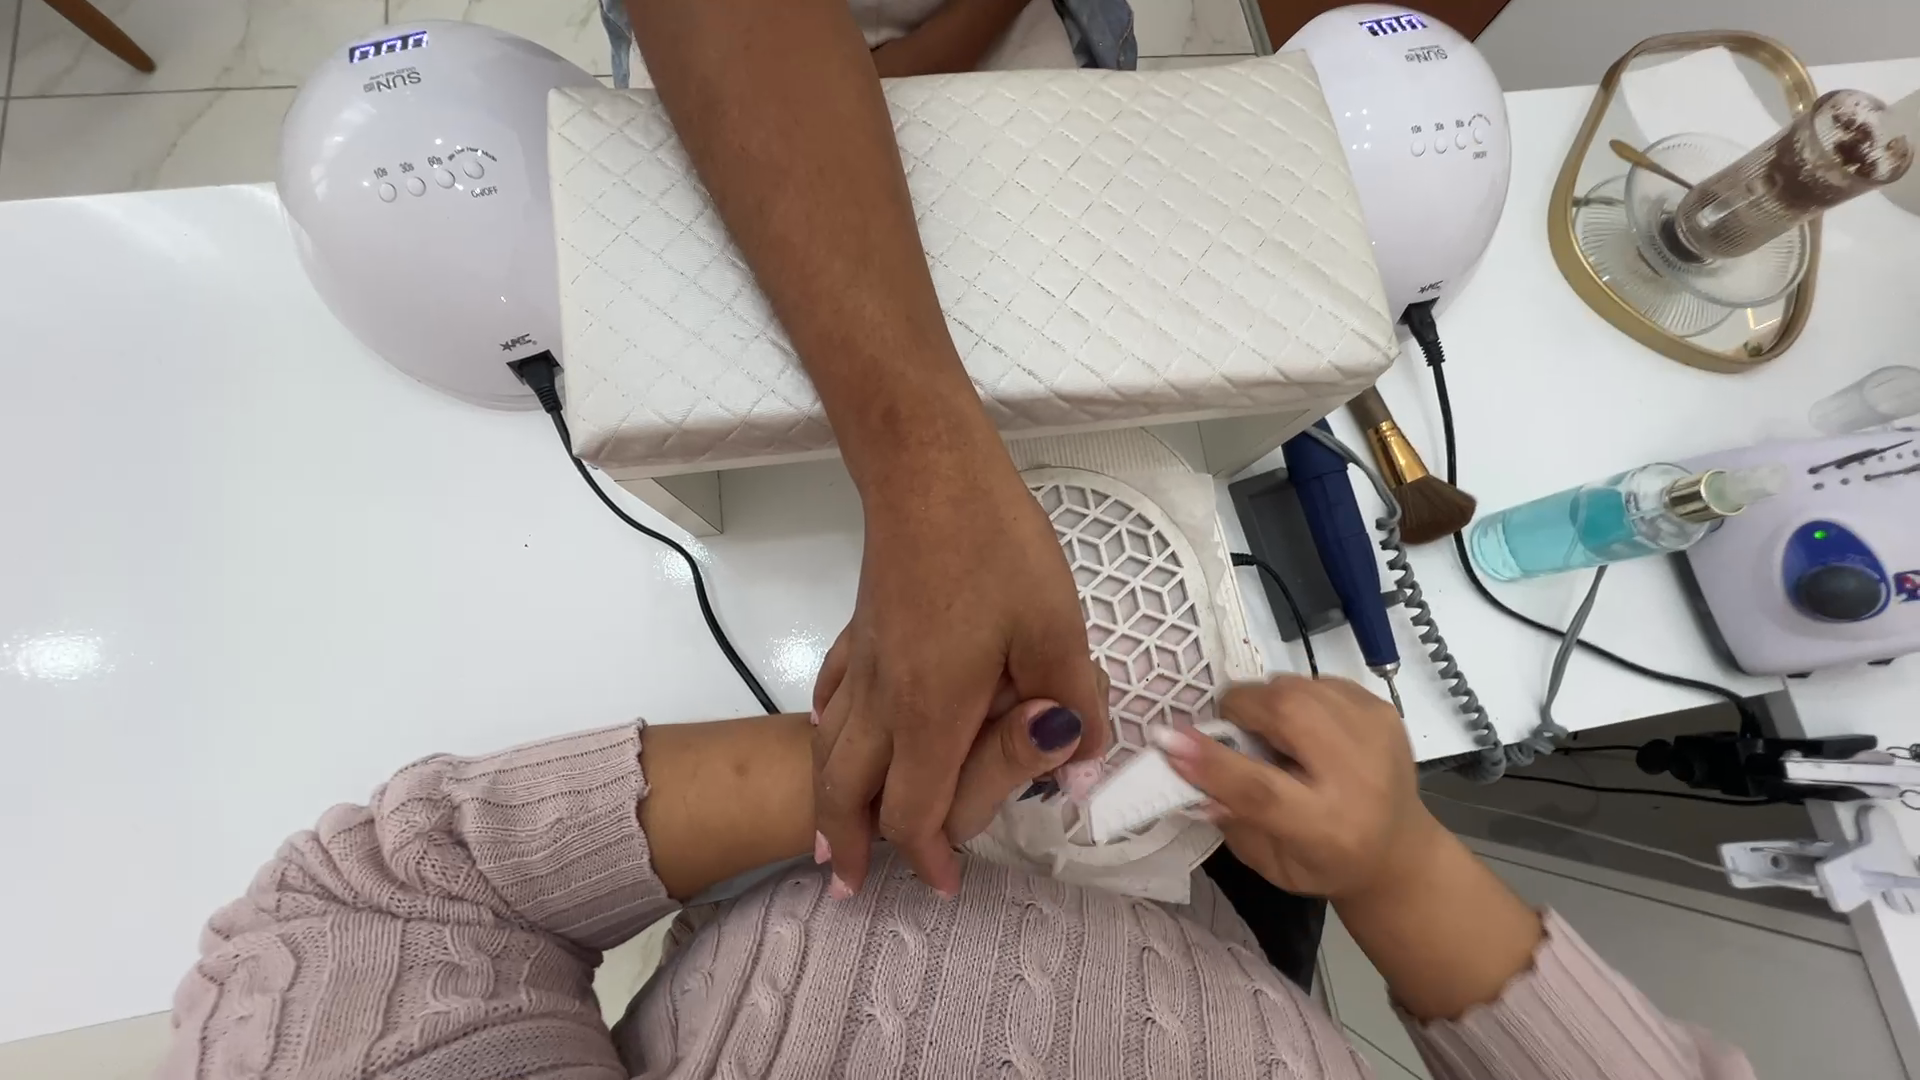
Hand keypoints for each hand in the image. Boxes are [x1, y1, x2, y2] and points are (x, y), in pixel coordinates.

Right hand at [812, 446, 1108, 895]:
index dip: (929, 853)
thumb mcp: (1057, 627)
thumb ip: (1072, 704)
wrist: (930, 474)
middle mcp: (883, 699)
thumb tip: (1076, 765)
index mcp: (932, 711)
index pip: (915, 810)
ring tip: (831, 835)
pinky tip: (831, 731)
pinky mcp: (858, 628)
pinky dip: (825, 732)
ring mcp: (862, 662)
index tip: (944, 882)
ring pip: (827, 751)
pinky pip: (827, 696)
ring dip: (828, 801)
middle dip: (855, 844)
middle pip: (847, 792)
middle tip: (858, 879)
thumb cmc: (997, 551)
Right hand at [1155, 676, 1441, 899]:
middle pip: (1287, 712)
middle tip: (1234, 732)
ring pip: (1294, 684)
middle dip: (1242, 710)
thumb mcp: (1270, 860)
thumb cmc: (1324, 861)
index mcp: (1328, 828)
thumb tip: (1185, 765)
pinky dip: (1295, 697)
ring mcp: (1376, 733)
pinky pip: (1313, 680)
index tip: (1166, 740)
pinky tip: (1306, 731)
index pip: (1260, 787)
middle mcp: (1360, 775)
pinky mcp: (1382, 708)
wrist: (1401, 852)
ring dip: (1267, 702)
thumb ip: (1227, 816)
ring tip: (1275, 736)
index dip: (1210, 760)